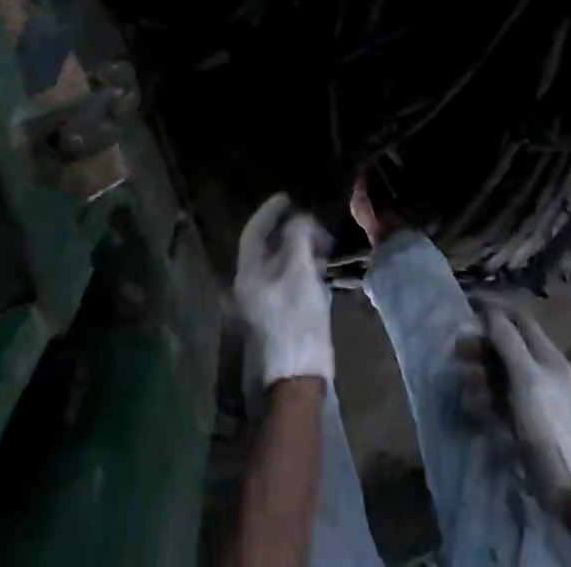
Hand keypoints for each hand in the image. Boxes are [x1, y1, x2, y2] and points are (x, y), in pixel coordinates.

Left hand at [234, 193, 333, 383]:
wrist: (298, 373)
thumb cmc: (297, 318)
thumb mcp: (298, 271)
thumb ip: (296, 238)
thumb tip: (298, 219)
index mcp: (248, 271)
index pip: (254, 230)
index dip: (270, 211)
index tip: (287, 198)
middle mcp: (249, 282)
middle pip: (267, 245)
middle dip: (291, 231)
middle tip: (314, 225)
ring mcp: (262, 299)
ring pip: (279, 262)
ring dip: (299, 249)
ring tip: (322, 246)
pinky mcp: (277, 312)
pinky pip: (287, 279)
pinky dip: (302, 268)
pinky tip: (320, 269)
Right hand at [476, 297, 570, 495]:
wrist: (570, 484)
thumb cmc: (548, 424)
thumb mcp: (527, 377)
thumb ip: (508, 341)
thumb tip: (491, 311)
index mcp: (547, 356)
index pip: (519, 318)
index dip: (493, 308)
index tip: (464, 304)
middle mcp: (541, 371)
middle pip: (507, 343)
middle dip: (480, 341)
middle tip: (455, 349)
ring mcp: (534, 396)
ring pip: (500, 370)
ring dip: (478, 369)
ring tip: (458, 377)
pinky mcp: (525, 418)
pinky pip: (499, 396)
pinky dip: (483, 394)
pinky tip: (470, 404)